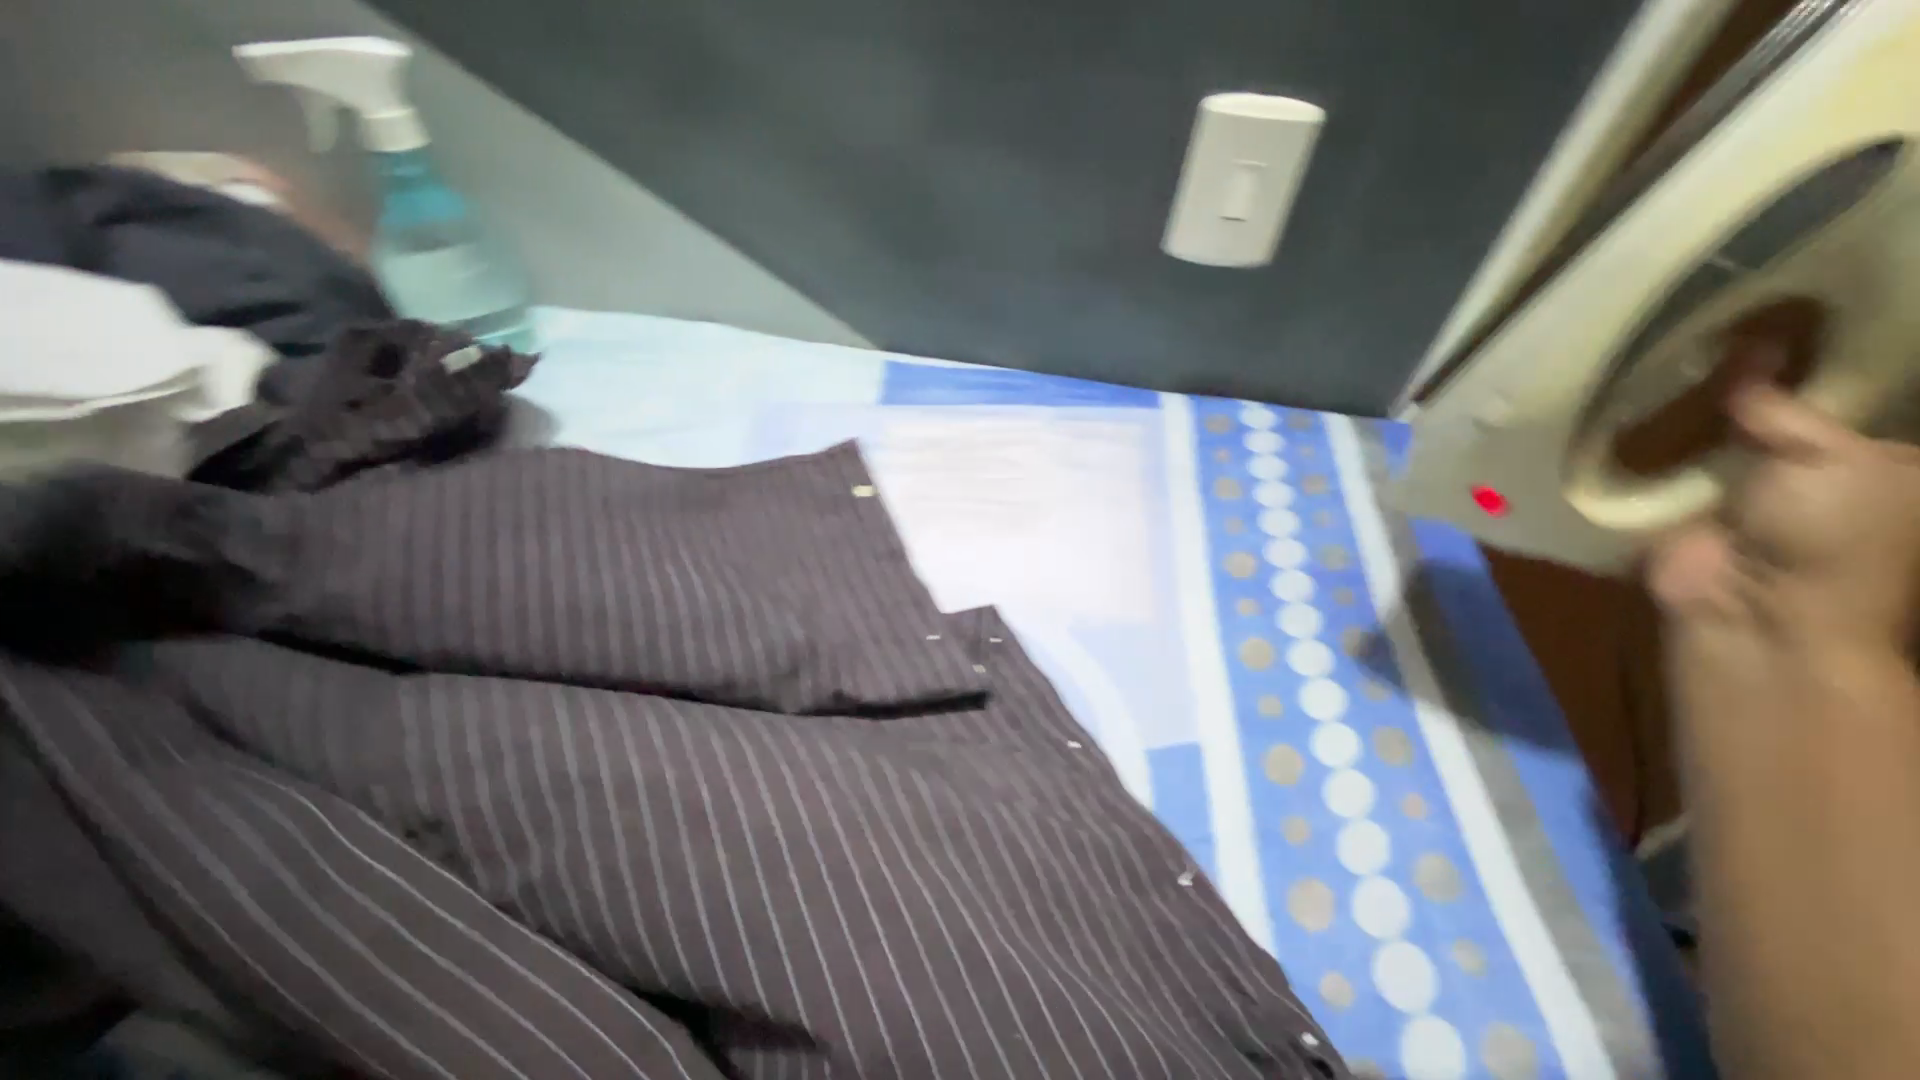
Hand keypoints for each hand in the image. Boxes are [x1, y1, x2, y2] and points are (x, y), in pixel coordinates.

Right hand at [1648, 348, 1919, 655]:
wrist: (1751, 610)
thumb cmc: (1830, 533)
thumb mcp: (1837, 457)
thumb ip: (1786, 406)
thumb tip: (1751, 347)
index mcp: (1880, 462)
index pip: (1849, 396)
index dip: (1819, 358)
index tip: (1783, 314)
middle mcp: (1814, 474)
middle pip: (1782, 412)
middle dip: (1752, 376)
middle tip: (1715, 325)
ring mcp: (1743, 492)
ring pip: (1722, 434)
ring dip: (1697, 406)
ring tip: (1667, 349)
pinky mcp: (1682, 509)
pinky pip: (1668, 465)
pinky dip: (1651, 441)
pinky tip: (1632, 397)